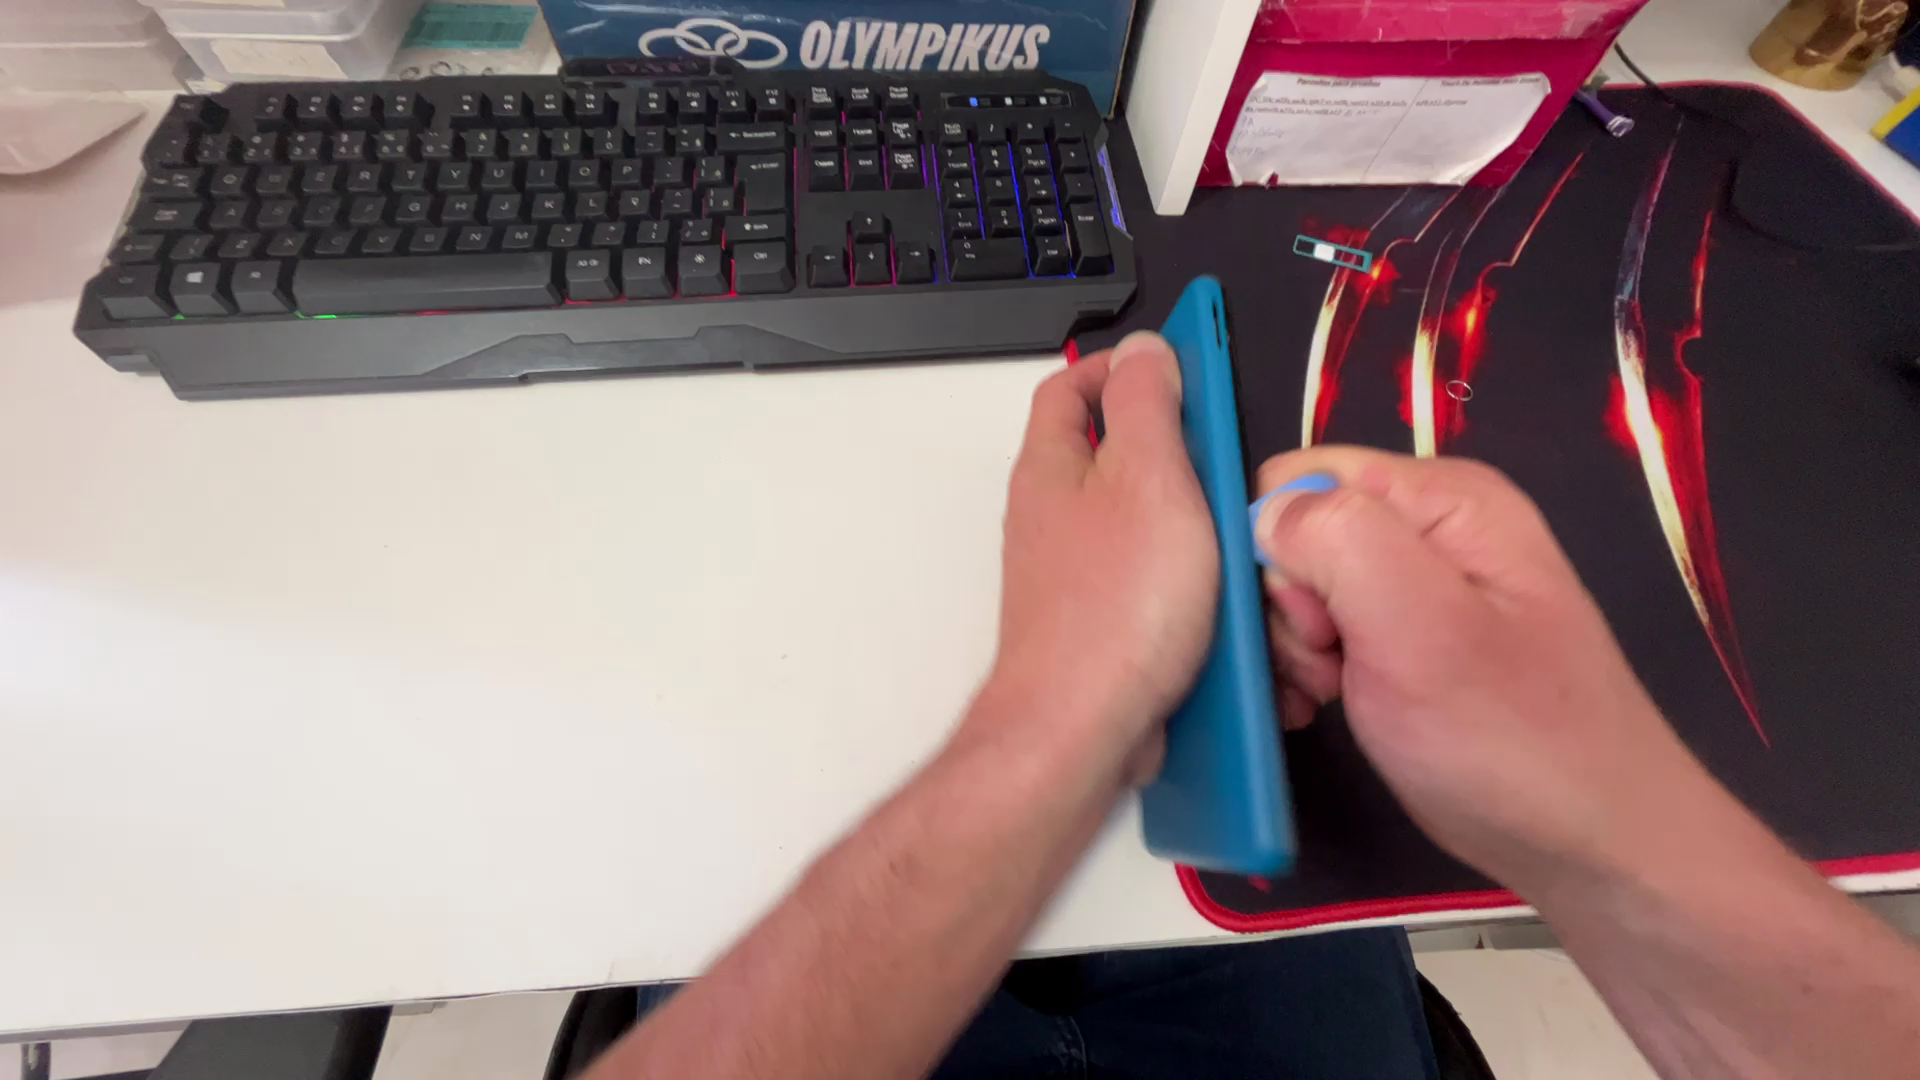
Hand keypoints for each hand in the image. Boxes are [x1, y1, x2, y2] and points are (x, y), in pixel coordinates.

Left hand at [979, 332, 1217, 785]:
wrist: (1081, 723)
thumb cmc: (1117, 601)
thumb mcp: (1148, 478)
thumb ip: (1146, 404)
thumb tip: (1144, 348)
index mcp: (1050, 469)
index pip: (1067, 388)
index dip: (1115, 366)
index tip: (1172, 366)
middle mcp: (1048, 514)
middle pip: (1105, 451)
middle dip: (1168, 446)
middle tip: (1219, 456)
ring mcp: (1067, 567)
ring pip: (1133, 517)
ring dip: (1185, 514)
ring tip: (1231, 527)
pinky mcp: (1093, 613)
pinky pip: (1141, 572)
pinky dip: (1180, 569)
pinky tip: (1217, 587)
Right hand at [1252, 447, 1724, 896]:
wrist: (1584, 844)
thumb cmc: (1506, 737)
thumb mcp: (1420, 626)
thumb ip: (1337, 540)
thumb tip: (1264, 515)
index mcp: (1439, 498)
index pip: (1296, 478)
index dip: (1280, 545)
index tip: (1315, 619)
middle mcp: (1421, 526)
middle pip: (1289, 533)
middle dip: (1287, 603)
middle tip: (1326, 659)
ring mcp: (1406, 582)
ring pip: (1290, 584)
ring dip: (1290, 643)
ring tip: (1327, 691)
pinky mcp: (1390, 630)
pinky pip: (1309, 624)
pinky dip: (1298, 665)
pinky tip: (1317, 702)